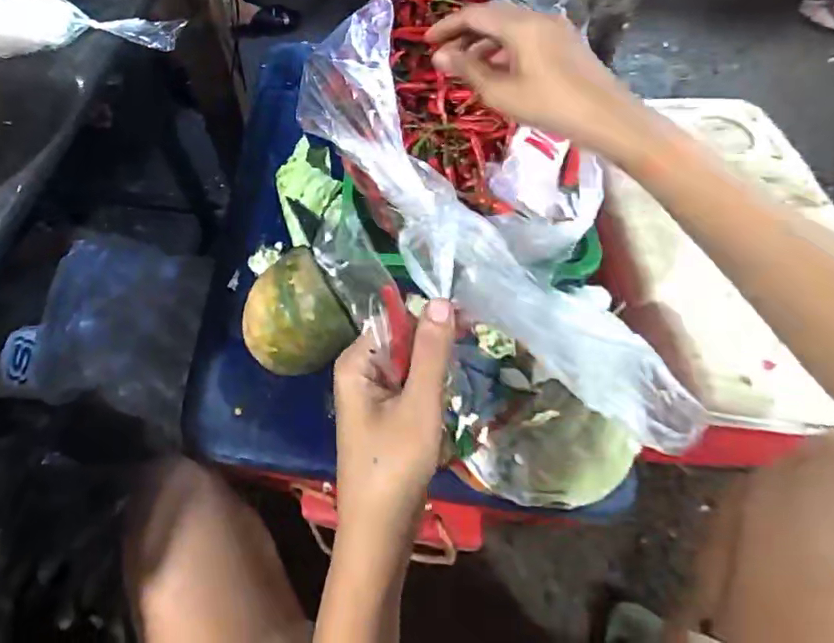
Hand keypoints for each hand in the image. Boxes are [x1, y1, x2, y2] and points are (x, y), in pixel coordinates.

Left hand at [332, 298, 456, 541]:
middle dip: (436, 339)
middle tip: (478, 338)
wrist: (379, 535)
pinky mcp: (384, 417)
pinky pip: (409, 387)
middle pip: (401, 340)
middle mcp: (358, 372)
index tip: (469, 317)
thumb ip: (430, 352)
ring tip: (473, 360)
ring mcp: (370, 396)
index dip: (429, 315)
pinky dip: (430, 386)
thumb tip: (440, 299)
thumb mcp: (419, 405)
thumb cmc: (395, 465)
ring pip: (408, 365)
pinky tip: (454, 390)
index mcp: (355, 362)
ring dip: (436, 363)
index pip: (394, 320)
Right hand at [427, 2, 636, 156]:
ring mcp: (555, 29)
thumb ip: (468, 69)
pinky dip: (505, 47)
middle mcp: (538, 18)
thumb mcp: (501, 92)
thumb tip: (440, 55)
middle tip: (444, 52)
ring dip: (485, 41)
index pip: (474, 15)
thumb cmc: (550, 106)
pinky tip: (498, 70)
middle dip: (464, 31)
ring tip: (467, 65)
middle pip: (492, 15)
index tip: (427, 41)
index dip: (447, 26)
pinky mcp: (566, 43)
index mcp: (520, 25)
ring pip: (510, 25)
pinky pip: (527, 36)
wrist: (610, 119)